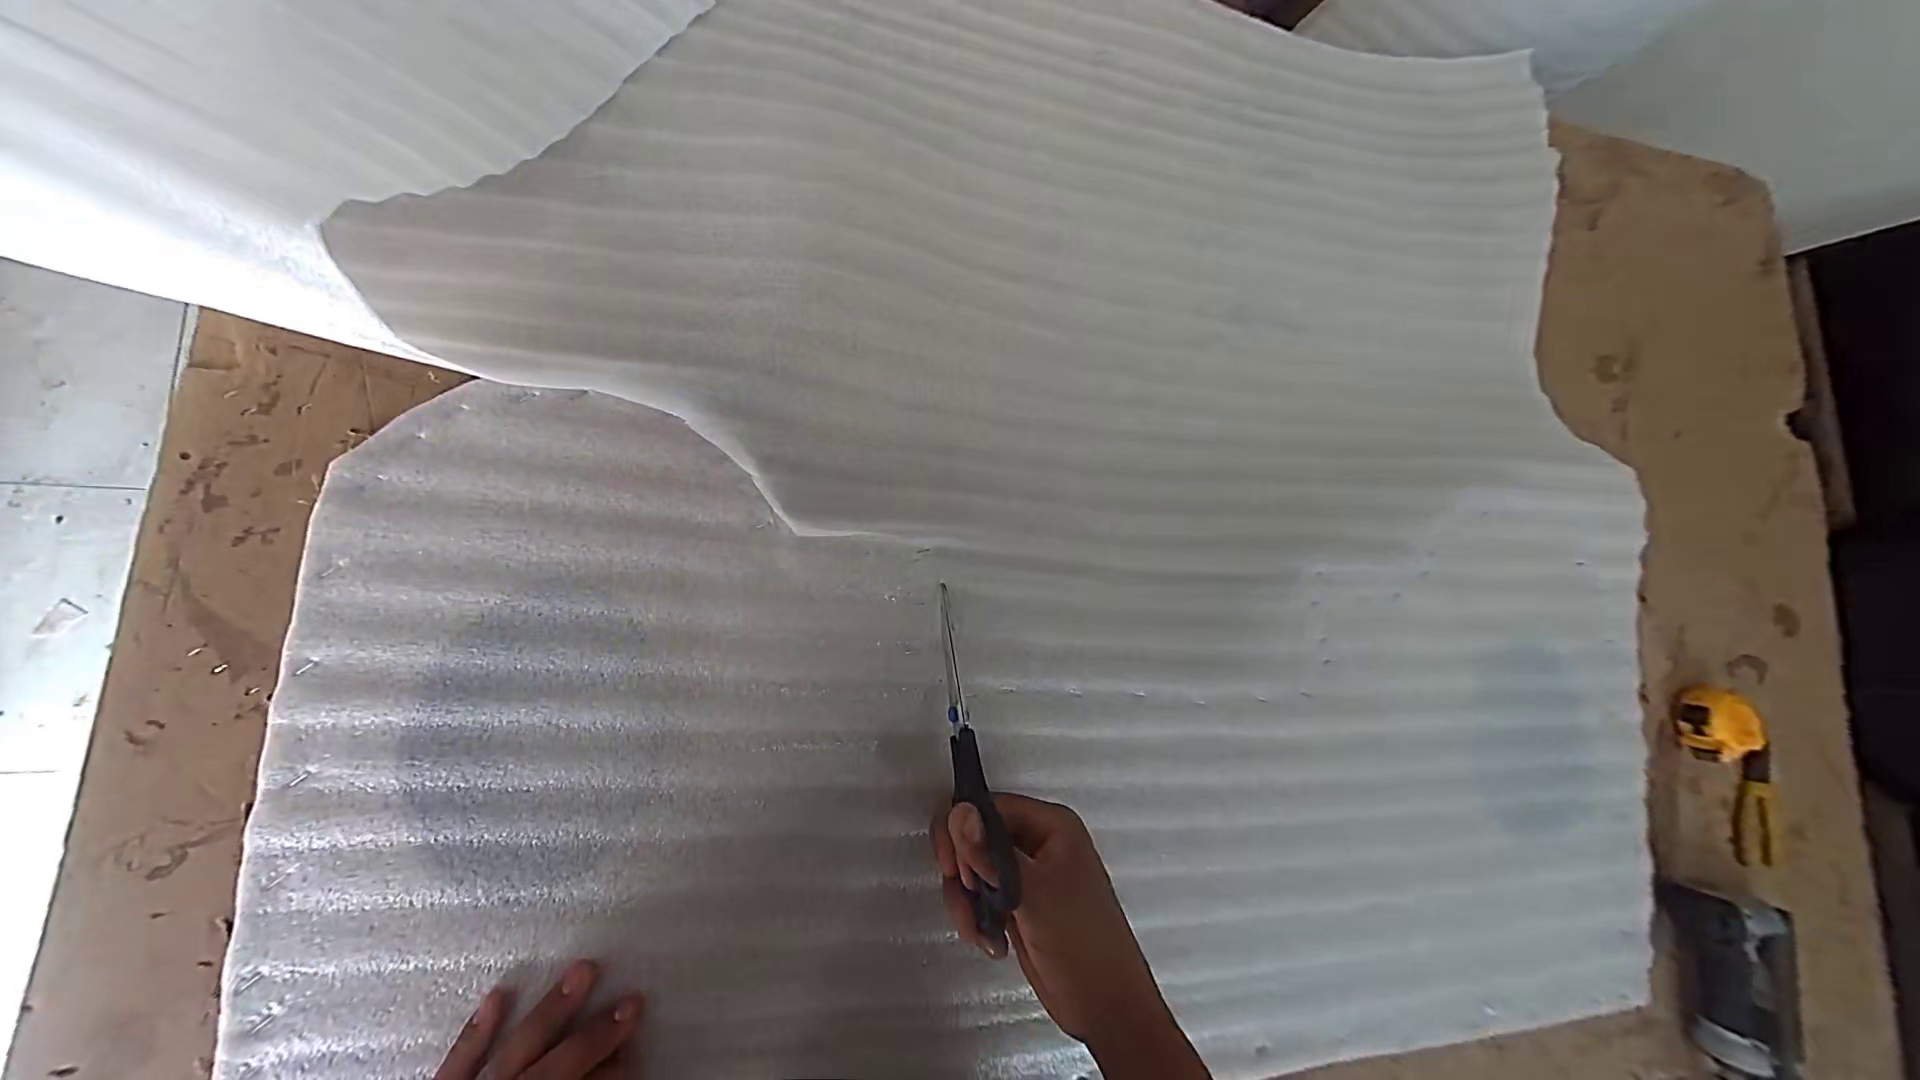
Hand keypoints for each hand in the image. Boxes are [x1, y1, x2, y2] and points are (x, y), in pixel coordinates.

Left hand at [434, 959, 644, 1079]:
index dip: (614, 1073)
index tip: (635, 1054)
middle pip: (558, 1067)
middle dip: (597, 1035)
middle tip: (632, 1004)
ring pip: (514, 1051)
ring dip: (551, 1011)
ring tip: (583, 971)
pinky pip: (455, 1065)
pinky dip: (475, 1033)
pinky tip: (498, 996)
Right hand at [932, 794, 1208, 1078]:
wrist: (1104, 1005)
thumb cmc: (1084, 943)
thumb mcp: (1031, 890)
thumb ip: (990, 852)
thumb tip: (959, 813)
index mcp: (1052, 825)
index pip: (990, 807)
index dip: (964, 831)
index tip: (952, 864)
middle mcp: (1039, 842)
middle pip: (977, 835)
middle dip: (962, 867)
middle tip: (965, 893)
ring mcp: (1027, 872)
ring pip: (973, 866)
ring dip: (966, 898)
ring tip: (977, 926)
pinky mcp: (1018, 901)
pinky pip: (980, 893)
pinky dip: (974, 914)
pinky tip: (989, 938)